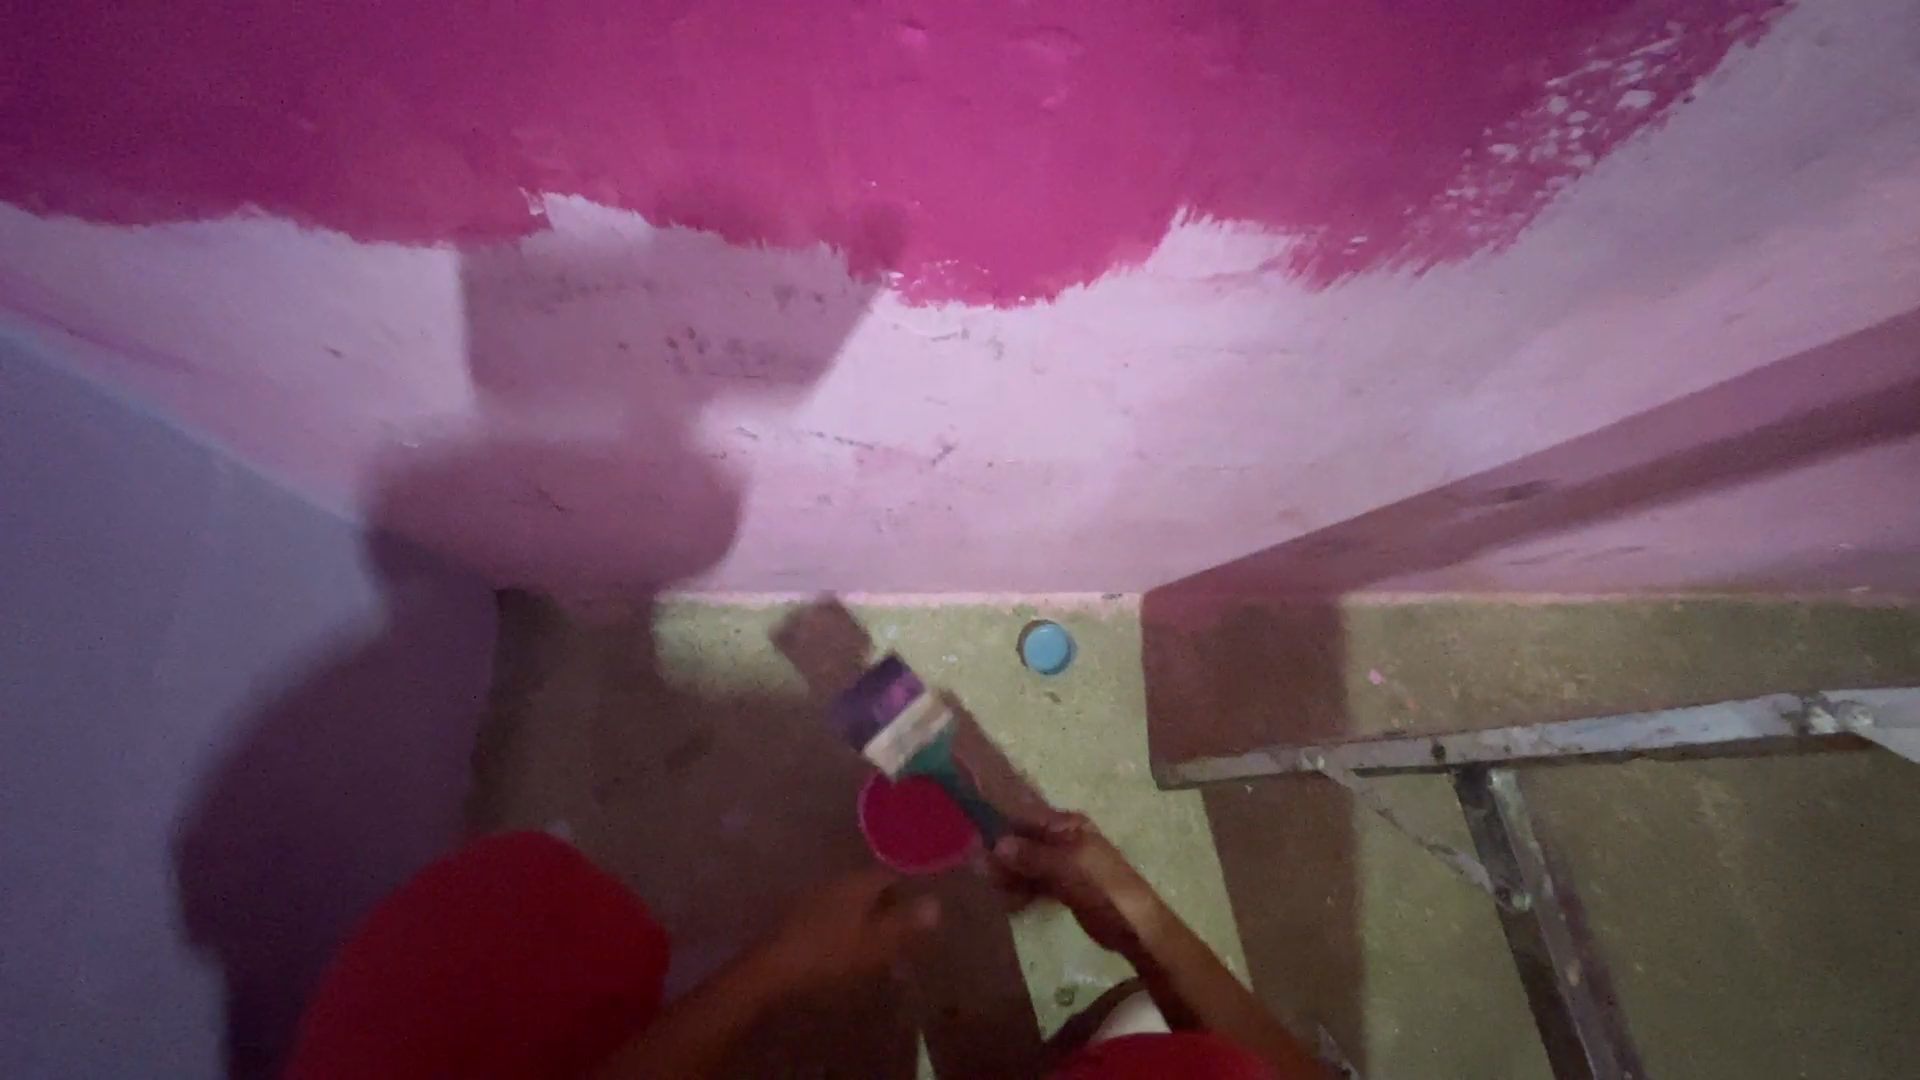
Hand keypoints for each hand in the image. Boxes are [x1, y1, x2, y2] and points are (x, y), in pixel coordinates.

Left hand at [757, 867, 940, 991]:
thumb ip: (906, 923)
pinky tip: (851, 941)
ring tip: (881, 935)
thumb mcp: (875, 943)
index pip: (891, 873)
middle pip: (871, 884)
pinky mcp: (803, 915)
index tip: (922, 898)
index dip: (908, 884)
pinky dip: (849, 921)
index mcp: (859, 882)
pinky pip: (837, 911)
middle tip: (905, 921)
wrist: (774, 969)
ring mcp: (818, 895)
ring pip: (853, 897)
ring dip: (868, 912)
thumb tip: (937, 903)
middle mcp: (839, 881)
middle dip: (889, 899)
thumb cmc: (830, 952)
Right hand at [989, 810, 1167, 956]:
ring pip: (1028, 865)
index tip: (976, 840)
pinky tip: (1008, 902)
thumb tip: (996, 844)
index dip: (1002, 828)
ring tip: (992, 888)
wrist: (1134, 925)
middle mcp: (1063, 840)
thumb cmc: (1102, 886)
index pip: (1027, 819)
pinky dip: (1023, 890)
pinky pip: (1036, 884)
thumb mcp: (1066, 866)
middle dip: (1003, 855)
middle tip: (979, 871)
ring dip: (1010, 875)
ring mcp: (1064, 865)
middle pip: (1025, 843)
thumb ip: (1031, 855)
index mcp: (1067, 826)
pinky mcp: (1065, 889)